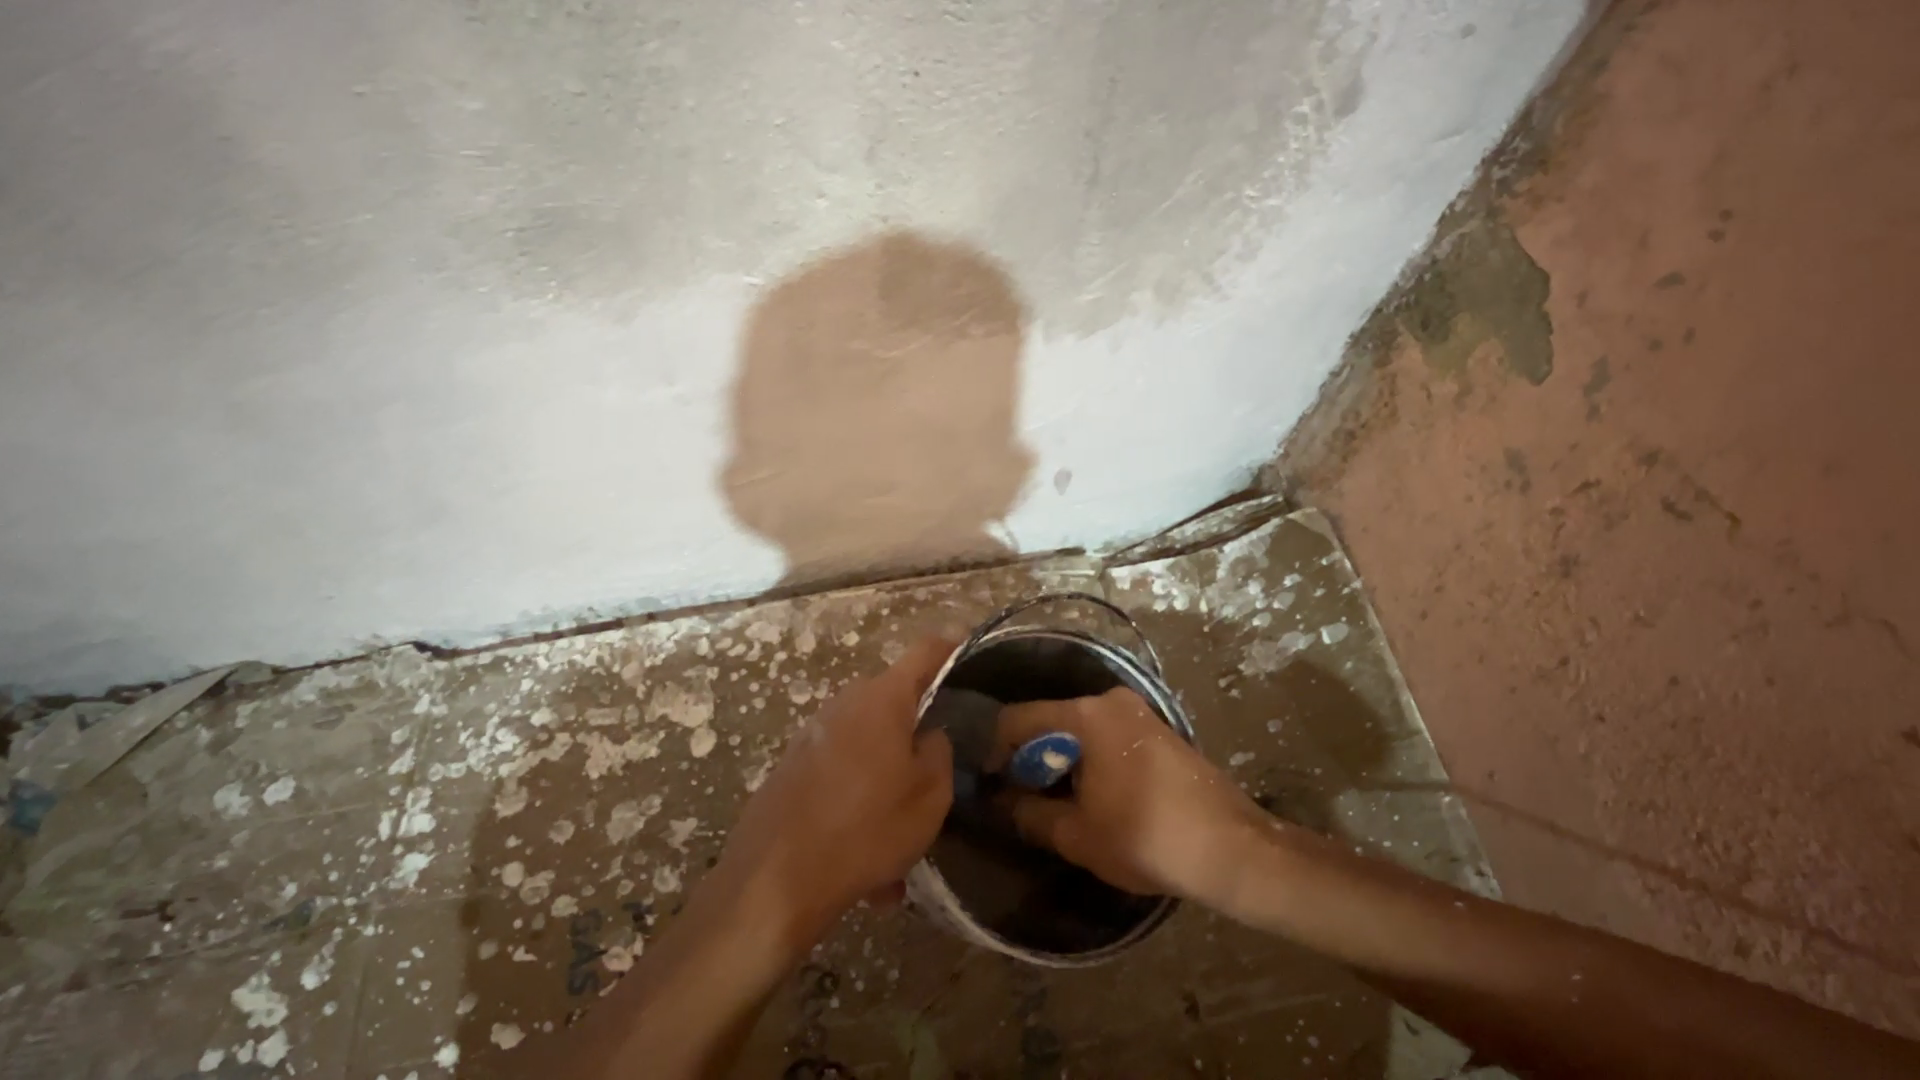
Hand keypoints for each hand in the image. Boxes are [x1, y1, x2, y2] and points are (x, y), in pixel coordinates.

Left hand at [708, 637, 955, 948]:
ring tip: (901, 849)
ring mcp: (811, 737)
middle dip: (915, 735)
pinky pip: (840, 781)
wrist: (775, 878)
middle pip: (892, 705)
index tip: (967, 645)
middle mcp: (843, 705)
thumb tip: (929, 734)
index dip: (950, 648)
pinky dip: (858, 811)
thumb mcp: (929, 796)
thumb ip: (939, 752)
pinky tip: (868, 872)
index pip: (924, 653)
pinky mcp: (791, 770)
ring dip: (886, 786)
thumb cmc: (866, 828)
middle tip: (938, 773)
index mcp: (882, 700)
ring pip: (866, 753)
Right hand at [993, 687, 1267, 902]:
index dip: (996, 752)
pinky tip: (1097, 797)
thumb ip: (1030, 812)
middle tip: (1026, 801)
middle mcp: (1111, 701)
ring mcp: (1140, 712)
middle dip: (1032, 759)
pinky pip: (1107, 736)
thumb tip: (1005, 801)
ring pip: (1080, 729)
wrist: (1231, 848)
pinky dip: (1092, 760)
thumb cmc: (1145, 837)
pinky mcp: (1159, 731)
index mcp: (1085, 715)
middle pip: (1050, 720)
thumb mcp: (1075, 834)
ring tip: (1061, 804)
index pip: (1017, 719)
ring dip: (1063, 761)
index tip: (996, 787)